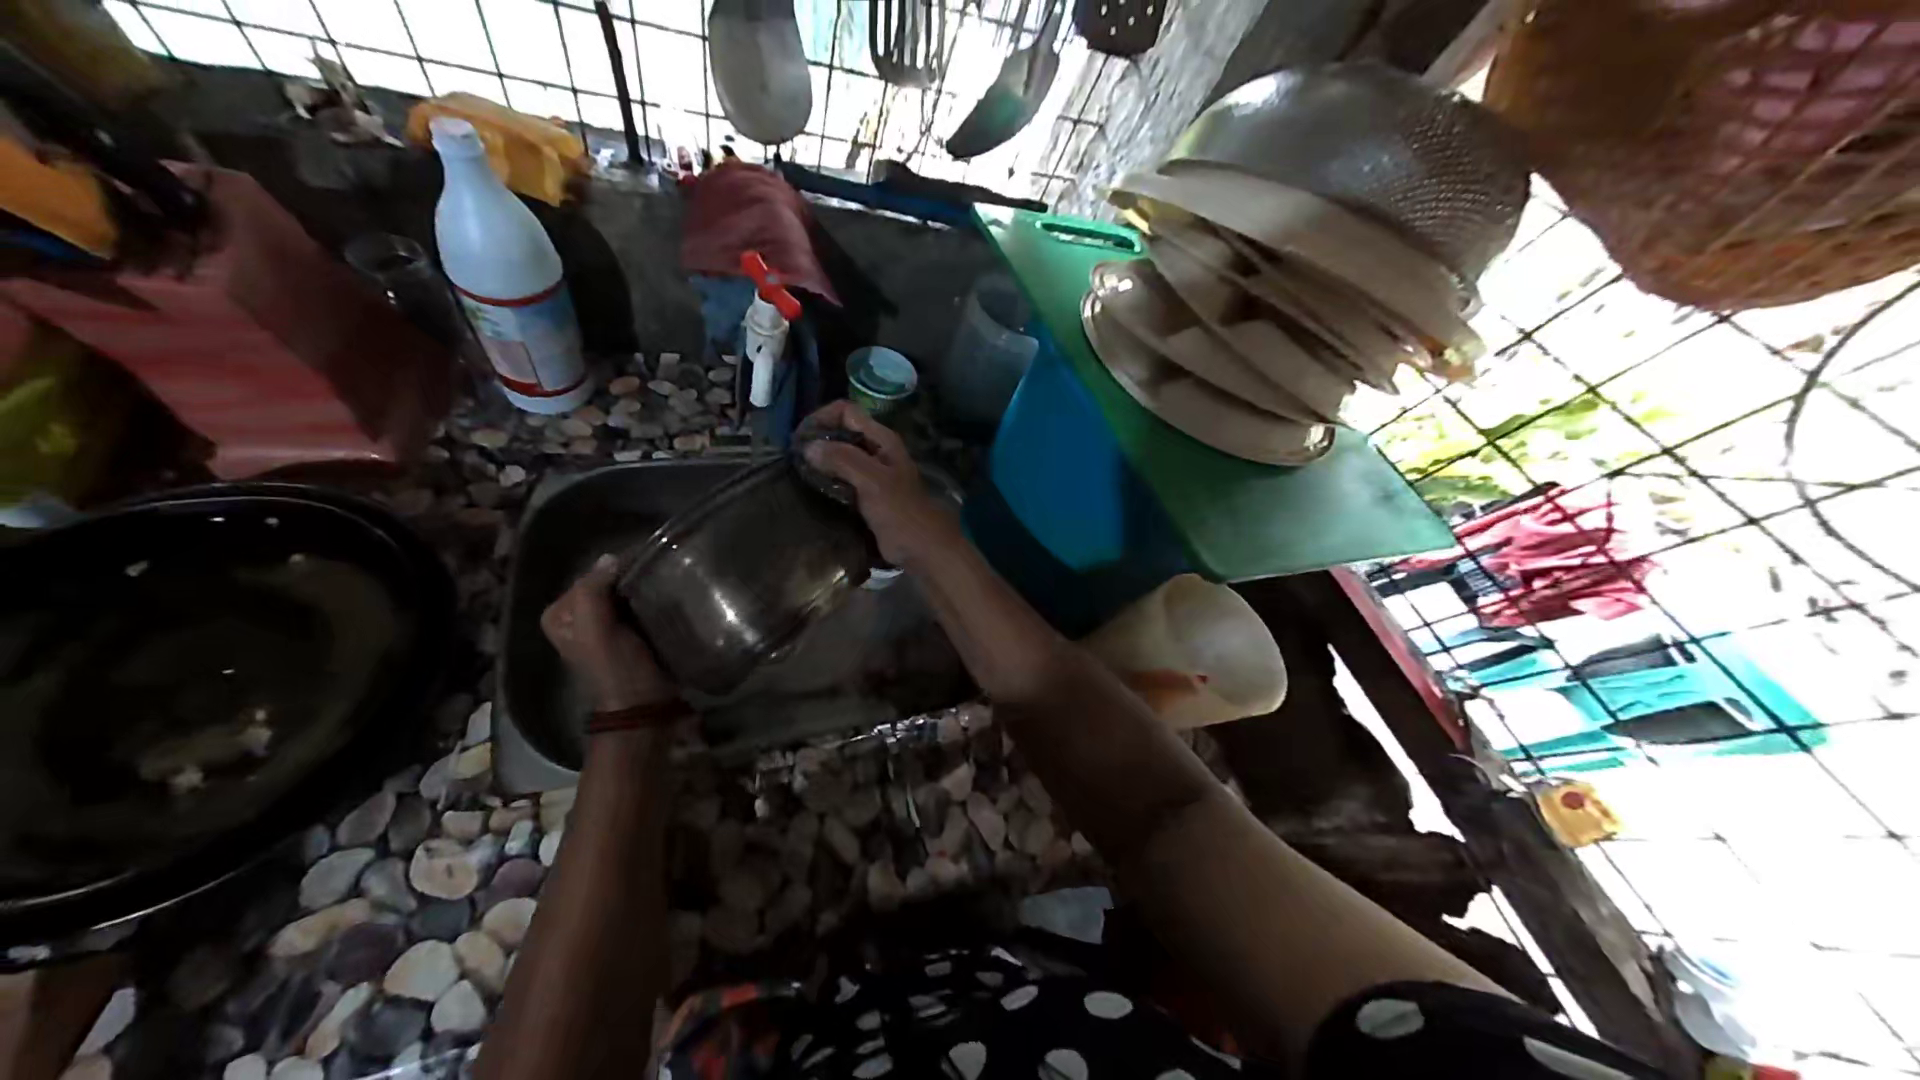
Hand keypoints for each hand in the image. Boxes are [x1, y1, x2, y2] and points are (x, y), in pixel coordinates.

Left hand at [541, 554, 676, 711]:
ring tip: (667, 583)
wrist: (644, 706)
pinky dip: (651, 600)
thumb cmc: (617, 669)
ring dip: (643, 587)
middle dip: (631, 577)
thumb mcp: (596, 631)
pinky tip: (666, 600)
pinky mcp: (629, 633)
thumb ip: (592, 593)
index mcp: (559, 614)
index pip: (592, 574)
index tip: (647, 567)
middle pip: (608, 582)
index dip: (618, 569)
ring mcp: (603, 625)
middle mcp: (576, 616)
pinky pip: (638, 605)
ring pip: (625, 592)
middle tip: (659, 574)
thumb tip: (610, 557)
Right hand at [800, 400, 960, 567]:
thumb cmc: (901, 511)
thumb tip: (808, 447)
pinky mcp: (866, 494)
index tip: (800, 438)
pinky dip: (826, 479)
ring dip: (820, 461)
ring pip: (840, 456)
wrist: (921, 547)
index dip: (821, 417)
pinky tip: (812, 489)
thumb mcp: (872, 480)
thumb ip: (843, 459)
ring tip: (798, 472)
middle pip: (841, 432)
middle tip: (794, 457)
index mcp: (882, 439)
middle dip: (818, 440)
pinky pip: (841, 478)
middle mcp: (876, 450)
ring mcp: (871, 473)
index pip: (846, 411)